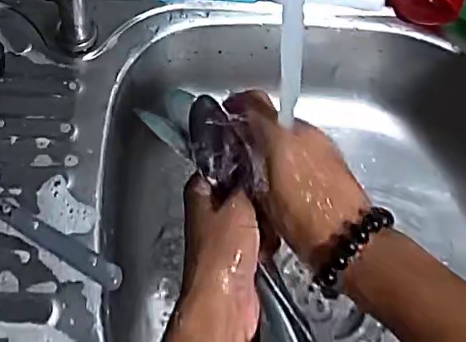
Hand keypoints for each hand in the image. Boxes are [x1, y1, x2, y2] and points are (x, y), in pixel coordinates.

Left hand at [165, 175, 259, 341]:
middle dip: (255, 198)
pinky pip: (259, 239)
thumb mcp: (240, 201)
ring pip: (252, 216)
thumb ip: (248, 180)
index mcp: (198, 191)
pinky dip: (266, 243)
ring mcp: (223, 236)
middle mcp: (207, 213)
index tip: (256, 163)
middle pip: (240, 191)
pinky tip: (267, 247)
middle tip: (262, 202)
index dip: (241, 163)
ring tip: (265, 228)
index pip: (222, 164)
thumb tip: (256, 168)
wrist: (227, 301)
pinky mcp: (238, 258)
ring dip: (263, 222)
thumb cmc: (221, 253)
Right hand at [226, 90, 371, 268]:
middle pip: (273, 117)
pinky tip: (291, 179)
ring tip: (267, 170)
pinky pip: (307, 144)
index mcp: (281, 136)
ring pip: (291, 132)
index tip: (229, 109)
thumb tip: (242, 152)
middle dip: (258, 129)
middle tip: (244, 149)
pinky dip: (295, 153)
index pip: (255, 102)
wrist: (351, 239)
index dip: (238, 102)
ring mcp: (321, 140)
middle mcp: (303, 130)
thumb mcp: (264, 198)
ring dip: (278, 143)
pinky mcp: (334, 154)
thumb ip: (251, 166)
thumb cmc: (303, 223)